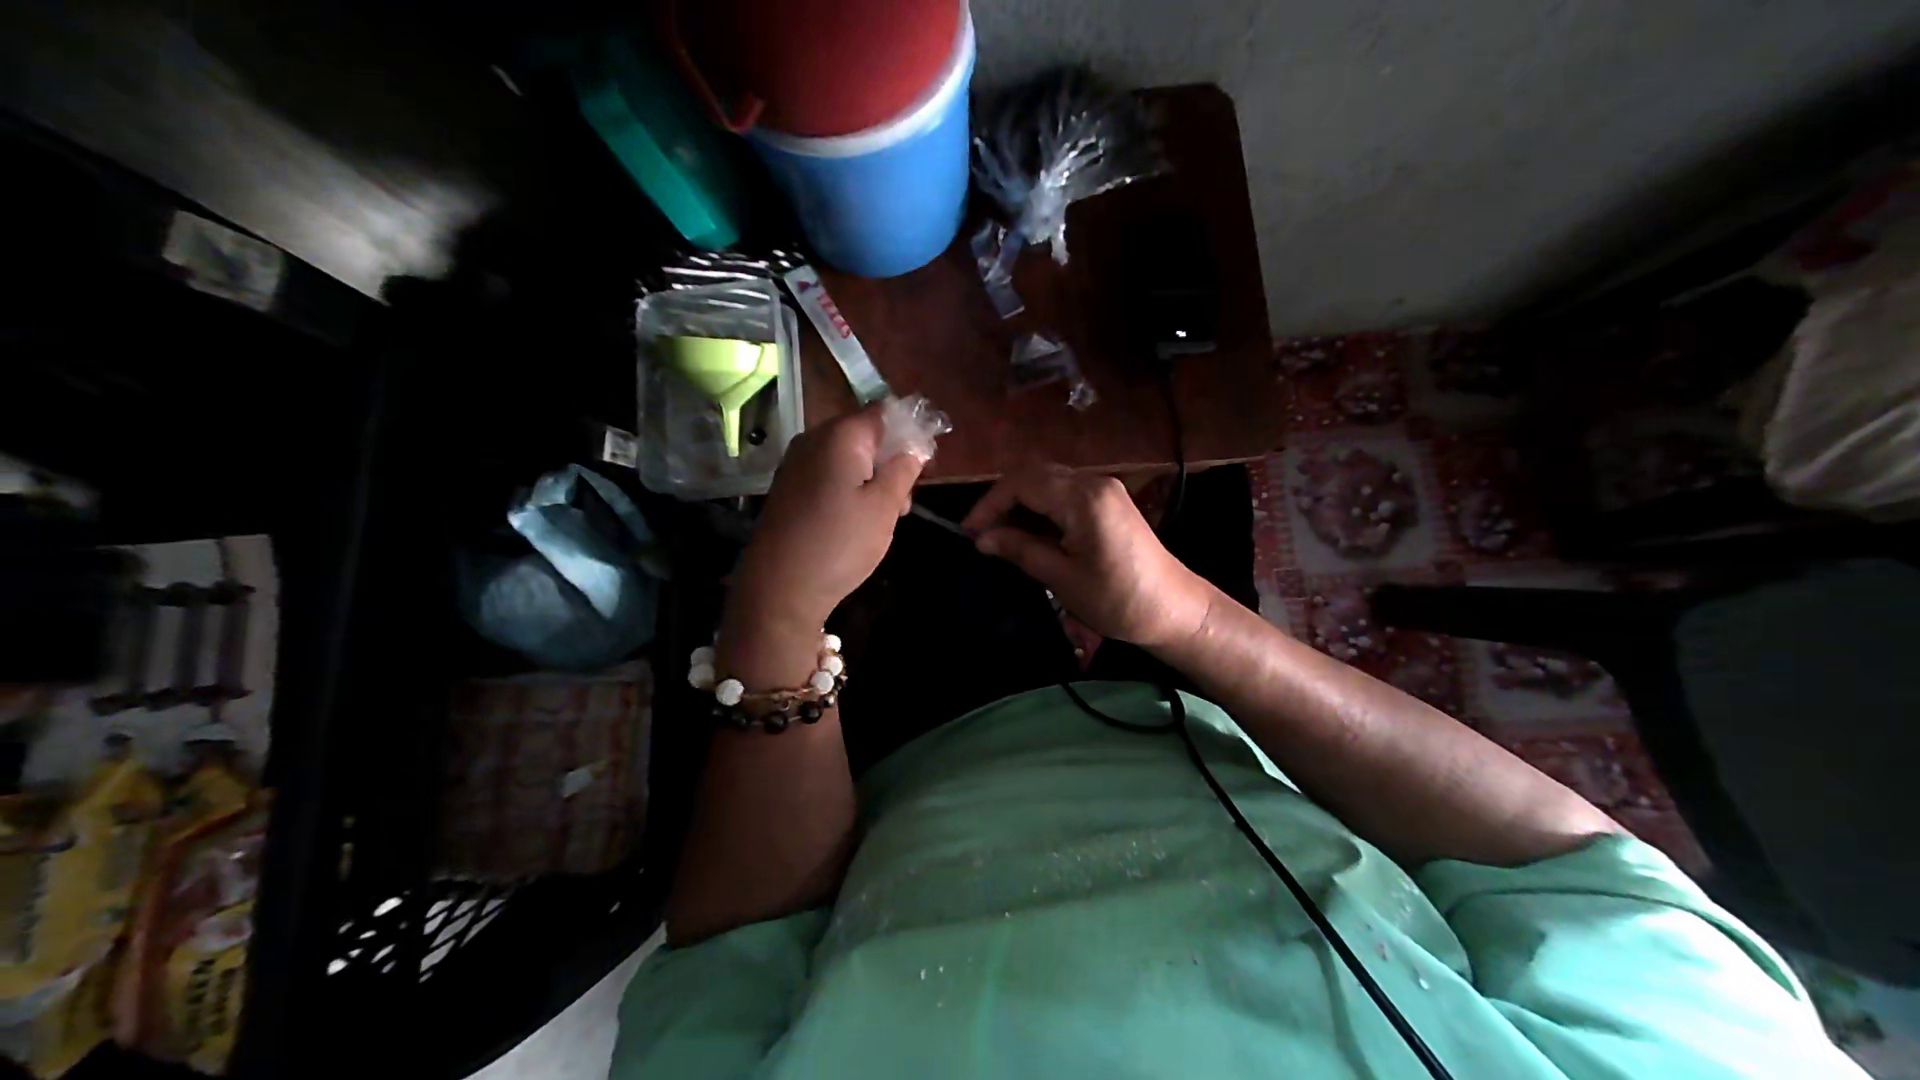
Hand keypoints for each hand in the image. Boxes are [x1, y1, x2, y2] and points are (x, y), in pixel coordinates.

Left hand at [727, 402, 925, 636]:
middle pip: (865, 435)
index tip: (927, 463)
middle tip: (905, 500)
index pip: (884, 412)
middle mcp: (814, 439)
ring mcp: (796, 463)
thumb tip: (914, 448)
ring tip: (885, 517)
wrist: (780, 587)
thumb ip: (903, 470)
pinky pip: (828, 475)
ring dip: (872, 478)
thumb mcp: (884, 507)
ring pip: (847, 457)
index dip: (911, 431)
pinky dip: (849, 488)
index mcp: (841, 435)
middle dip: (891, 460)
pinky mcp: (788, 488)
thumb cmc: (840, 543)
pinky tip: (856, 520)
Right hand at [961, 463, 1213, 646]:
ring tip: (999, 536)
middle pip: (1034, 475)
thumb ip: (1020, 550)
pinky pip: (1064, 493)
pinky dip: (1041, 508)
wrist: (1174, 609)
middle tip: (981, 534)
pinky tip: (1029, 533)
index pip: (1022, 483)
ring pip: (1048, 482)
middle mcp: (1094, 483)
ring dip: (1020, 504)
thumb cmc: (1118, 599)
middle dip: (1002, 501)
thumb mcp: (1062, 578)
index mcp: (1083, 498)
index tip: (969, 532)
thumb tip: (981, 538)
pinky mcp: (1108, 502)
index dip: (990, 504)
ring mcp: (1104, 490)